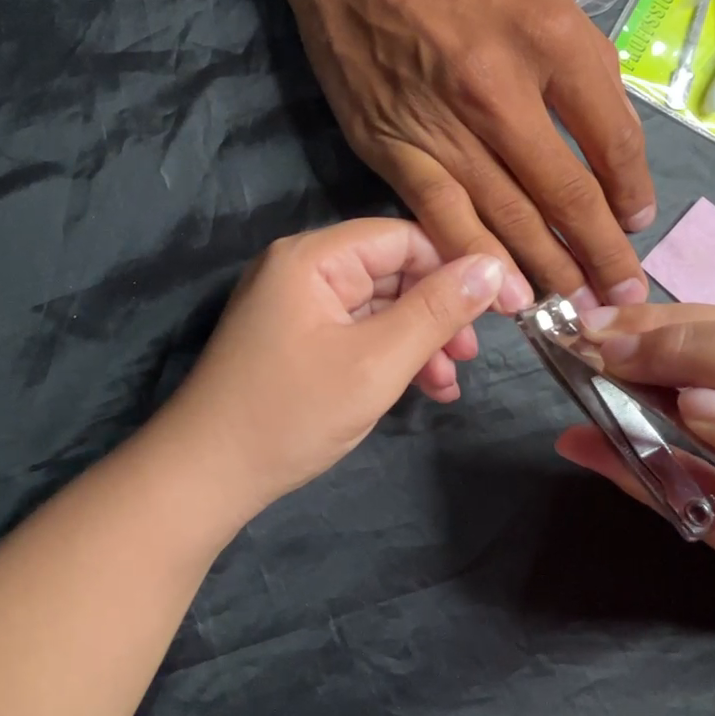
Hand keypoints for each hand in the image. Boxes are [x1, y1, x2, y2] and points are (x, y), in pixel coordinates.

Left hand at [152, 219, 502, 511]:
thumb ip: (436, 311)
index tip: (509, 305)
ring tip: (450, 383)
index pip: (404, 238)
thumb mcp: (376, 363)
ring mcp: (298, 305)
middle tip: (473, 356)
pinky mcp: (298, 339)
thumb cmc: (291, 413)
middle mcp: (303, 269)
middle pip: (393, 272)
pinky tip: (423, 389)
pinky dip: (391, 356)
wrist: (205, 477)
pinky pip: (358, 332)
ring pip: (380, 307)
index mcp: (313, 257)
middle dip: (439, 312)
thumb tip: (492, 268)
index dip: (460, 267)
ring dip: (420, 340)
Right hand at [260, 0, 656, 313]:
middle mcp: (499, 92)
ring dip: (548, 270)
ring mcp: (440, 128)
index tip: (637, 221)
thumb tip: (605, 140)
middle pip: (565, 193)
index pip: (611, 138)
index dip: (633, 191)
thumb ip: (579, 62)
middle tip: (624, 294)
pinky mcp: (391, 149)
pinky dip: (476, 260)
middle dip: (602, 253)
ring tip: (577, 305)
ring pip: (507, 218)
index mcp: (550, 39)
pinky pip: (443, 218)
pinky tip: (503, 294)